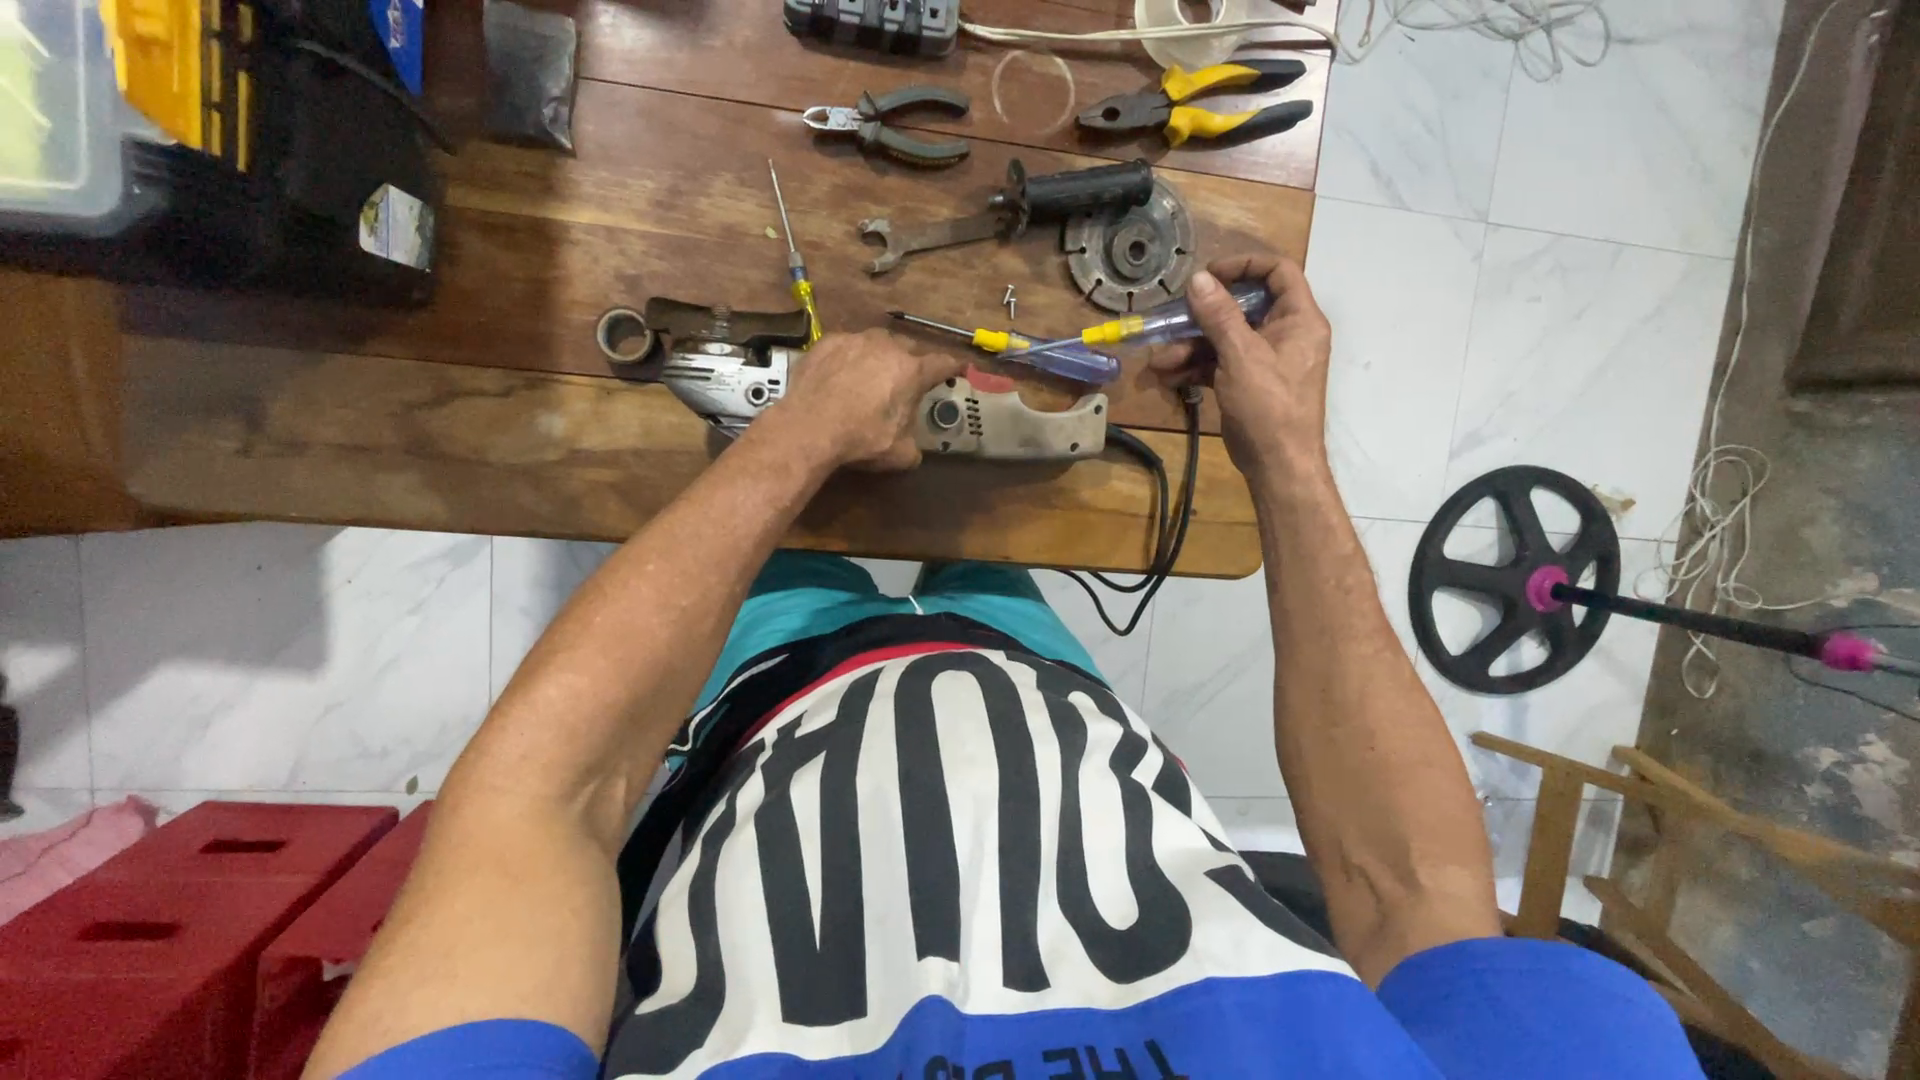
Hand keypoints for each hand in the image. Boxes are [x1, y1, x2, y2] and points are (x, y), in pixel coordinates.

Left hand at [769, 329, 967, 470]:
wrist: (809, 428)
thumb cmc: (861, 440)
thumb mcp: (899, 454)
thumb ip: (914, 447)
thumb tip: (913, 450)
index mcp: (912, 372)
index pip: (943, 363)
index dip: (953, 366)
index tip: (959, 368)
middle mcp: (887, 347)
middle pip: (909, 347)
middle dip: (912, 361)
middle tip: (906, 379)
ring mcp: (855, 340)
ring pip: (877, 341)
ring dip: (880, 354)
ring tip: (871, 373)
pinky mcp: (827, 342)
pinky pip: (846, 345)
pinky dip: (849, 356)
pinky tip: (840, 373)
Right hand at [1147, 255, 1332, 480]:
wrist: (1278, 465)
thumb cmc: (1270, 406)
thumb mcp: (1242, 356)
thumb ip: (1219, 316)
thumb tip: (1198, 280)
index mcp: (1299, 320)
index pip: (1278, 273)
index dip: (1245, 266)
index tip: (1210, 274)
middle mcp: (1285, 334)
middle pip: (1242, 308)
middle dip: (1202, 317)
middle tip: (1173, 319)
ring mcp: (1265, 360)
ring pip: (1224, 339)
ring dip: (1189, 347)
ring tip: (1159, 362)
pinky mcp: (1247, 383)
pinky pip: (1219, 364)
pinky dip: (1194, 368)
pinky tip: (1168, 378)